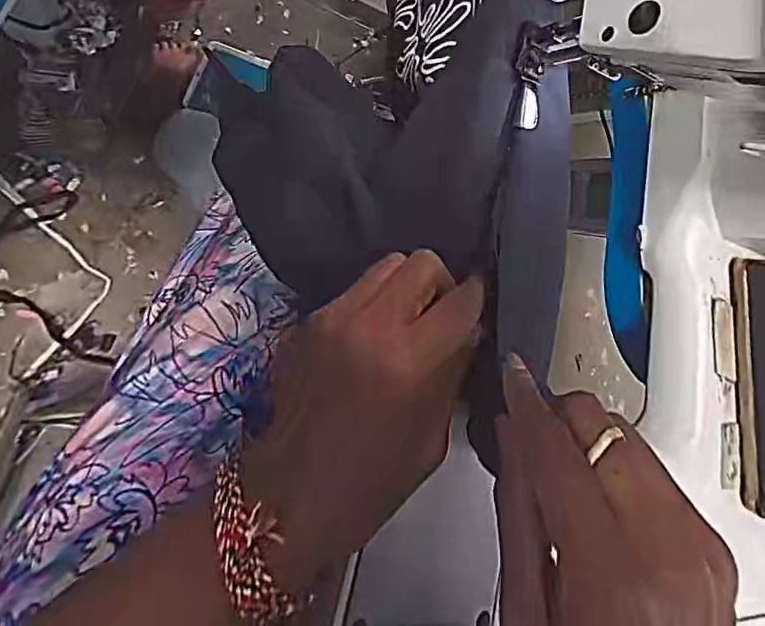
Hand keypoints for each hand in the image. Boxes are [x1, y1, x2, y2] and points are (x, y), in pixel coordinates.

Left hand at [242, 250, 484, 590]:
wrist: (285, 502)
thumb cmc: (368, 484)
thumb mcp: (432, 434)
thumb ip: (454, 368)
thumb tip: (471, 327)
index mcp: (406, 362)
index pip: (461, 298)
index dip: (478, 297)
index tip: (480, 306)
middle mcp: (369, 327)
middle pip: (423, 262)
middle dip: (441, 284)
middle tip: (440, 317)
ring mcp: (333, 318)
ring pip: (388, 265)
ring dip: (407, 286)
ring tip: (407, 322)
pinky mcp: (310, 321)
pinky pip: (358, 288)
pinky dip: (376, 300)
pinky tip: (374, 336)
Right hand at [496, 356, 737, 624]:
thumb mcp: (532, 616)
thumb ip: (522, 516)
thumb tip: (514, 442)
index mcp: (618, 575)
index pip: (561, 452)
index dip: (529, 404)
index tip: (514, 377)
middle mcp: (671, 550)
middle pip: (603, 426)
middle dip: (560, 417)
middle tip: (532, 432)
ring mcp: (701, 545)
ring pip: (631, 436)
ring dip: (591, 438)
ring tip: (563, 470)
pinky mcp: (716, 544)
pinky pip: (658, 470)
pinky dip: (622, 466)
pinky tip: (600, 494)